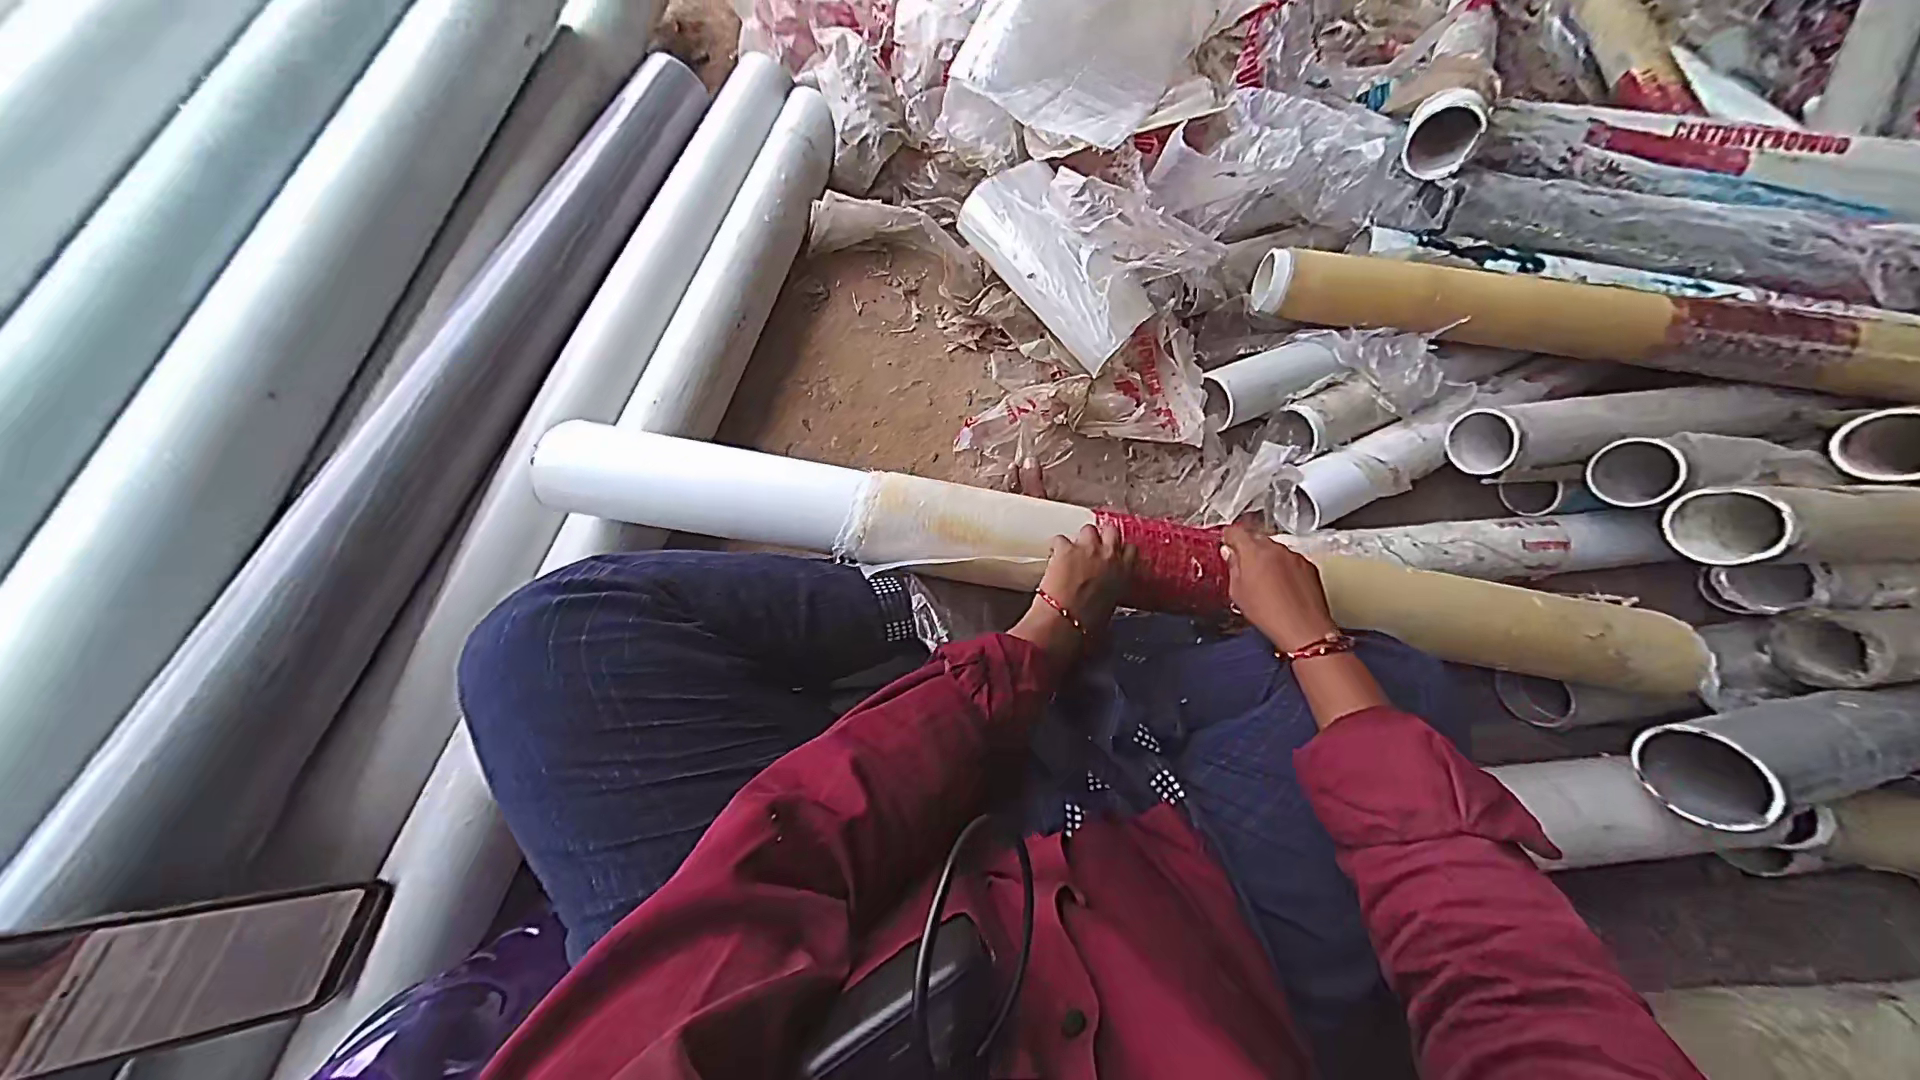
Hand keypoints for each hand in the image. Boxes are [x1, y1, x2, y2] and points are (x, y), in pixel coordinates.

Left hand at [1010, 522, 1135, 663]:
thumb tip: (1104, 595)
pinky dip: (1057, 546)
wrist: (1066, 622)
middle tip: (1092, 548)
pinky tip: (1053, 556)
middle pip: (1111, 530)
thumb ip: (1112, 592)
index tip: (1112, 555)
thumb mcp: (1111, 607)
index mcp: (1125, 571)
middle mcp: (1109, 555)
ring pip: (1088, 529)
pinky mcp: (1065, 548)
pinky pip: (1061, 539)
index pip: (1131, 549)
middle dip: (1102, 537)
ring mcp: (1087, 548)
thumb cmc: (1090, 623)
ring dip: (1081, 539)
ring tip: (1073, 551)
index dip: (1119, 550)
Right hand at [1220, 522, 1338, 652]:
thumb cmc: (1269, 613)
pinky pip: (1290, 559)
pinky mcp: (1309, 565)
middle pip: (1256, 538)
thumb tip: (1230, 554)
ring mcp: (1294, 556)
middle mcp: (1275, 548)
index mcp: (1253, 552)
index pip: (1236, 531)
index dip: (1229, 536)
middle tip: (1244, 567)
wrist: (1303, 627)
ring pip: (1274, 549)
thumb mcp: (1237, 592)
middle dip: (1248, 549)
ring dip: (1267, 559)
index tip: (1227, 543)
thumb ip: (1232, 567)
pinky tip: (1281, 586)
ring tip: (1264, 582)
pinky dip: (1283, 567)